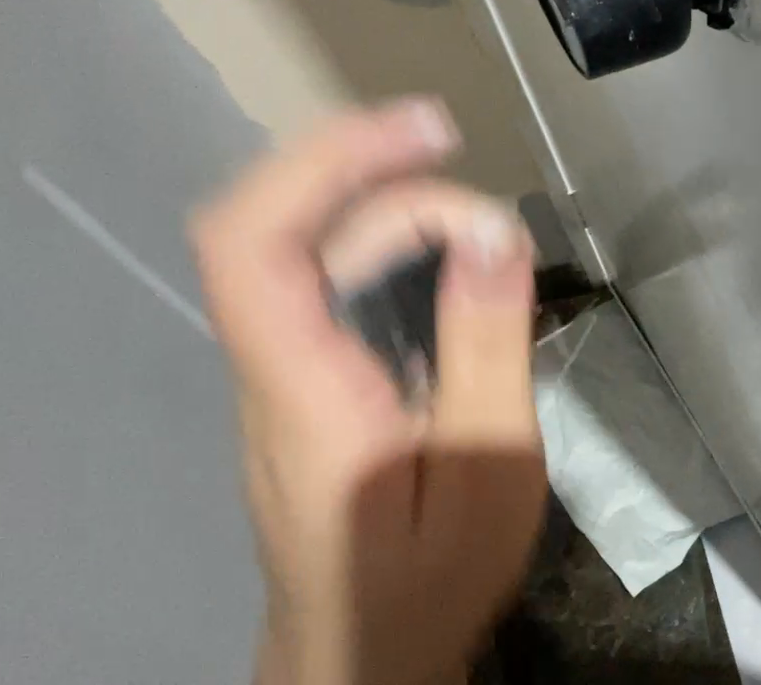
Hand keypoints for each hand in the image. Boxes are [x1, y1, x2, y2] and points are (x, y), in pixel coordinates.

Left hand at [192, 98, 546, 684]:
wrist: (364, 661)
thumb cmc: (428, 574)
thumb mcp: (486, 461)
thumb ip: (486, 344)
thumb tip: (495, 231)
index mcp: (303, 388)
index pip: (254, 243)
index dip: (327, 162)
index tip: (429, 129)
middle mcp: (276, 368)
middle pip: (304, 236)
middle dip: (402, 194)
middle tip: (506, 225)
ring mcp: (291, 377)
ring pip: (321, 258)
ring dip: (403, 215)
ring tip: (492, 231)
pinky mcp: (320, 387)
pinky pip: (341, 291)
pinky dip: (401, 250)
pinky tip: (459, 264)